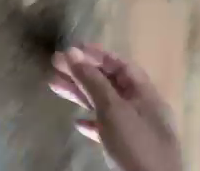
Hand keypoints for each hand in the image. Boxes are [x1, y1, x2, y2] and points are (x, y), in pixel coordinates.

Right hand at [49, 45, 182, 170]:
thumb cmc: (135, 144)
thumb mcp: (112, 109)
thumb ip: (92, 80)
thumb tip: (71, 51)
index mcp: (146, 96)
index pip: (122, 66)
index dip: (97, 54)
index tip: (71, 49)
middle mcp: (142, 110)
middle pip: (109, 83)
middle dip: (82, 72)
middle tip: (54, 64)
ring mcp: (136, 131)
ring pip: (104, 104)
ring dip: (80, 94)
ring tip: (54, 86)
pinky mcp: (128, 149)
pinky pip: (106, 127)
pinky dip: (91, 121)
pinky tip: (77, 123)